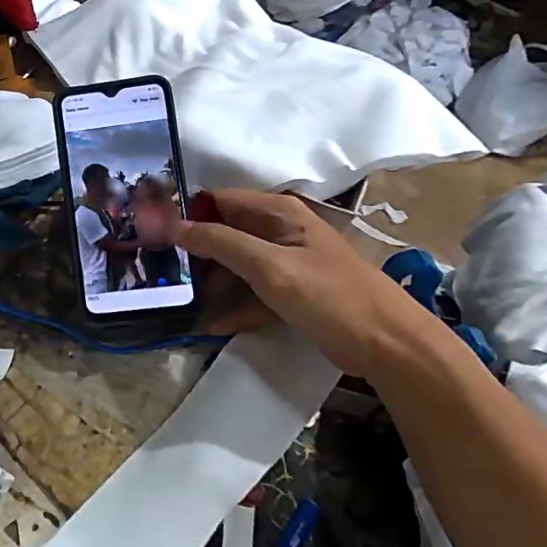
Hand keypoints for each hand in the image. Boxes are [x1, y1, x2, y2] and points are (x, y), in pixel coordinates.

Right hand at [174, 188, 442, 378]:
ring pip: (235, 264)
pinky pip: (252, 292)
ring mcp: (286, 263)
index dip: (187, 212)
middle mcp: (280, 231)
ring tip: (179, 299)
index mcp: (278, 213)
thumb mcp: (270, 266)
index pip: (219, 199)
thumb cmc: (331, 297)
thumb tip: (174, 225)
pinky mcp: (291, 293)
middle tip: (161, 269)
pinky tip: (211, 324)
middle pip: (224, 232)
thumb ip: (220, 242)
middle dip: (195, 250)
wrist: (391, 347)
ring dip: (211, 282)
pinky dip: (234, 306)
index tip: (154, 231)